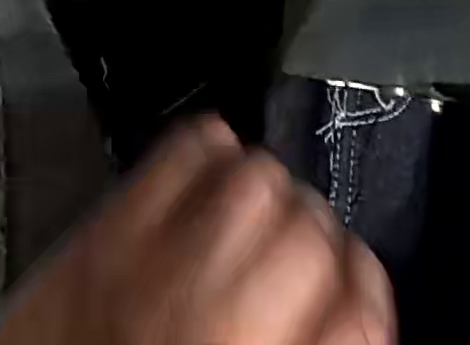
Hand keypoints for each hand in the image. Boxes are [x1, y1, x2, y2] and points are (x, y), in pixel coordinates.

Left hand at [0, 116, 394, 344]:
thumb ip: (303, 342)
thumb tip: (346, 300)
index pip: (362, 309)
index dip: (363, 286)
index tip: (349, 281)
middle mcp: (223, 318)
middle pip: (313, 229)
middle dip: (313, 229)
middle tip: (289, 242)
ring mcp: (159, 265)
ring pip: (258, 178)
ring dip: (265, 185)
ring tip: (248, 204)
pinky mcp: (106, 228)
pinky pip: (184, 148)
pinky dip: (207, 143)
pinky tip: (207, 163)